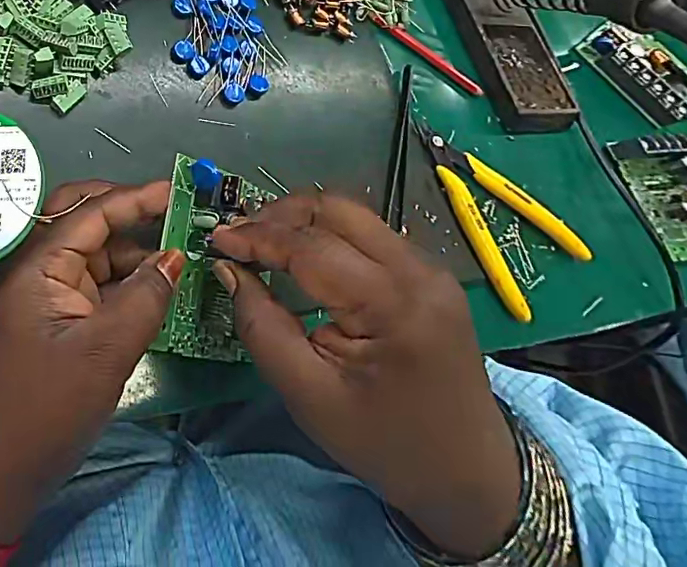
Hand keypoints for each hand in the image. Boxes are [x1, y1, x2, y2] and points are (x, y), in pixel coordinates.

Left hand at [0, 180, 182, 558]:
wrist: (4, 471)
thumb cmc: (48, 410)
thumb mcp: (105, 352)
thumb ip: (145, 298)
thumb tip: (175, 258)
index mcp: (37, 266)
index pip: (90, 214)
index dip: (134, 198)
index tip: (174, 191)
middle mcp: (38, 268)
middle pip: (81, 216)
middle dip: (125, 208)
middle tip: (170, 209)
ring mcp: (47, 290)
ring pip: (92, 248)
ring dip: (130, 245)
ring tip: (175, 249)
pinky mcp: (58, 313)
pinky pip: (95, 278)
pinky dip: (125, 276)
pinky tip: (155, 282)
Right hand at [207, 192, 520, 557]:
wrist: (470, 475)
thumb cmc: (385, 443)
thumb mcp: (308, 395)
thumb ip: (262, 327)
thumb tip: (229, 269)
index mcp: (393, 306)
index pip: (312, 246)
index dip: (258, 237)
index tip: (217, 238)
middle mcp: (418, 271)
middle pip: (335, 210)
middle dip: (278, 215)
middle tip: (238, 237)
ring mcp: (428, 267)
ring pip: (351, 213)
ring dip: (300, 219)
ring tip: (261, 240)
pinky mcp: (427, 271)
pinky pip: (367, 232)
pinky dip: (325, 232)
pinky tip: (300, 251)